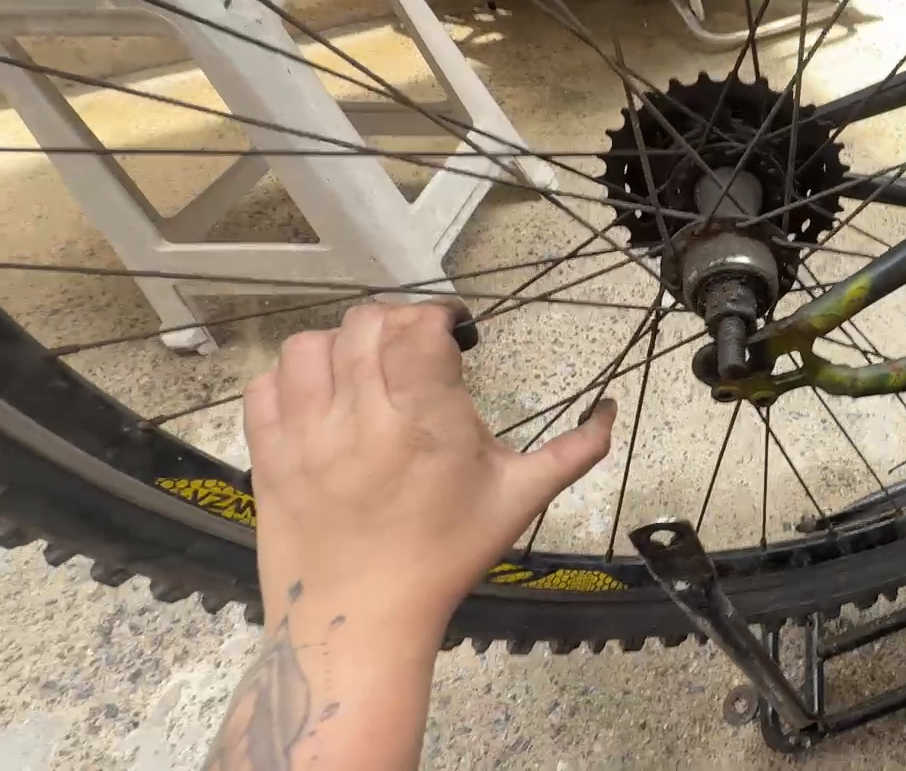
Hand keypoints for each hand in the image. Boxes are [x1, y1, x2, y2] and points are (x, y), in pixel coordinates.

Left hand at [242, 302, 614, 628]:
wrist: (360, 619)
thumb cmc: (449, 551)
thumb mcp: (523, 496)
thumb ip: (577, 449)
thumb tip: (611, 409)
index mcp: (426, 418)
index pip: (420, 329)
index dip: (442, 316)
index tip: (461, 331)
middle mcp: (360, 415)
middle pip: (367, 324)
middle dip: (402, 321)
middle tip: (423, 345)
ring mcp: (305, 435)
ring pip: (311, 346)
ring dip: (348, 342)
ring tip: (373, 364)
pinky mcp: (269, 456)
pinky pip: (266, 385)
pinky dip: (297, 373)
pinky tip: (328, 392)